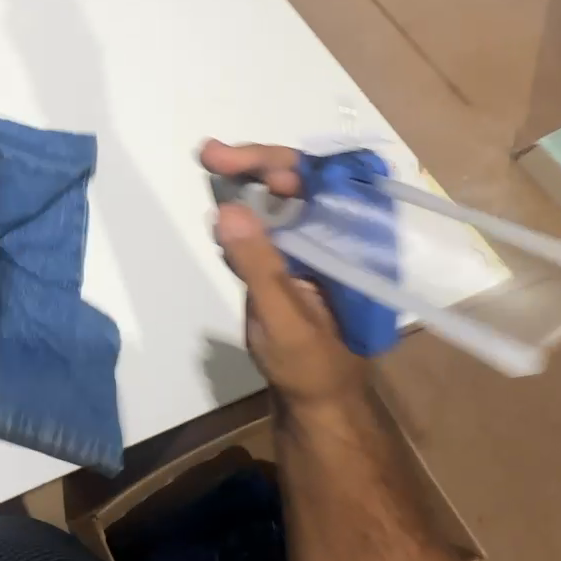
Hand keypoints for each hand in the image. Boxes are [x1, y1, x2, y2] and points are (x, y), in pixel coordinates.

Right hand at [200, 140, 365, 417]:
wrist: (314, 407)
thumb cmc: (311, 367)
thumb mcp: (284, 320)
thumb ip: (260, 266)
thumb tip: (228, 209)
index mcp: (351, 245)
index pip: (322, 184)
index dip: (279, 162)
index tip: (233, 159)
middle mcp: (334, 238)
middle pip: (298, 181)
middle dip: (255, 162)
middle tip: (209, 153)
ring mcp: (309, 249)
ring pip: (279, 198)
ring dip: (246, 177)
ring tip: (211, 162)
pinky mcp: (286, 263)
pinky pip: (265, 223)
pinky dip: (241, 208)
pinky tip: (221, 207)